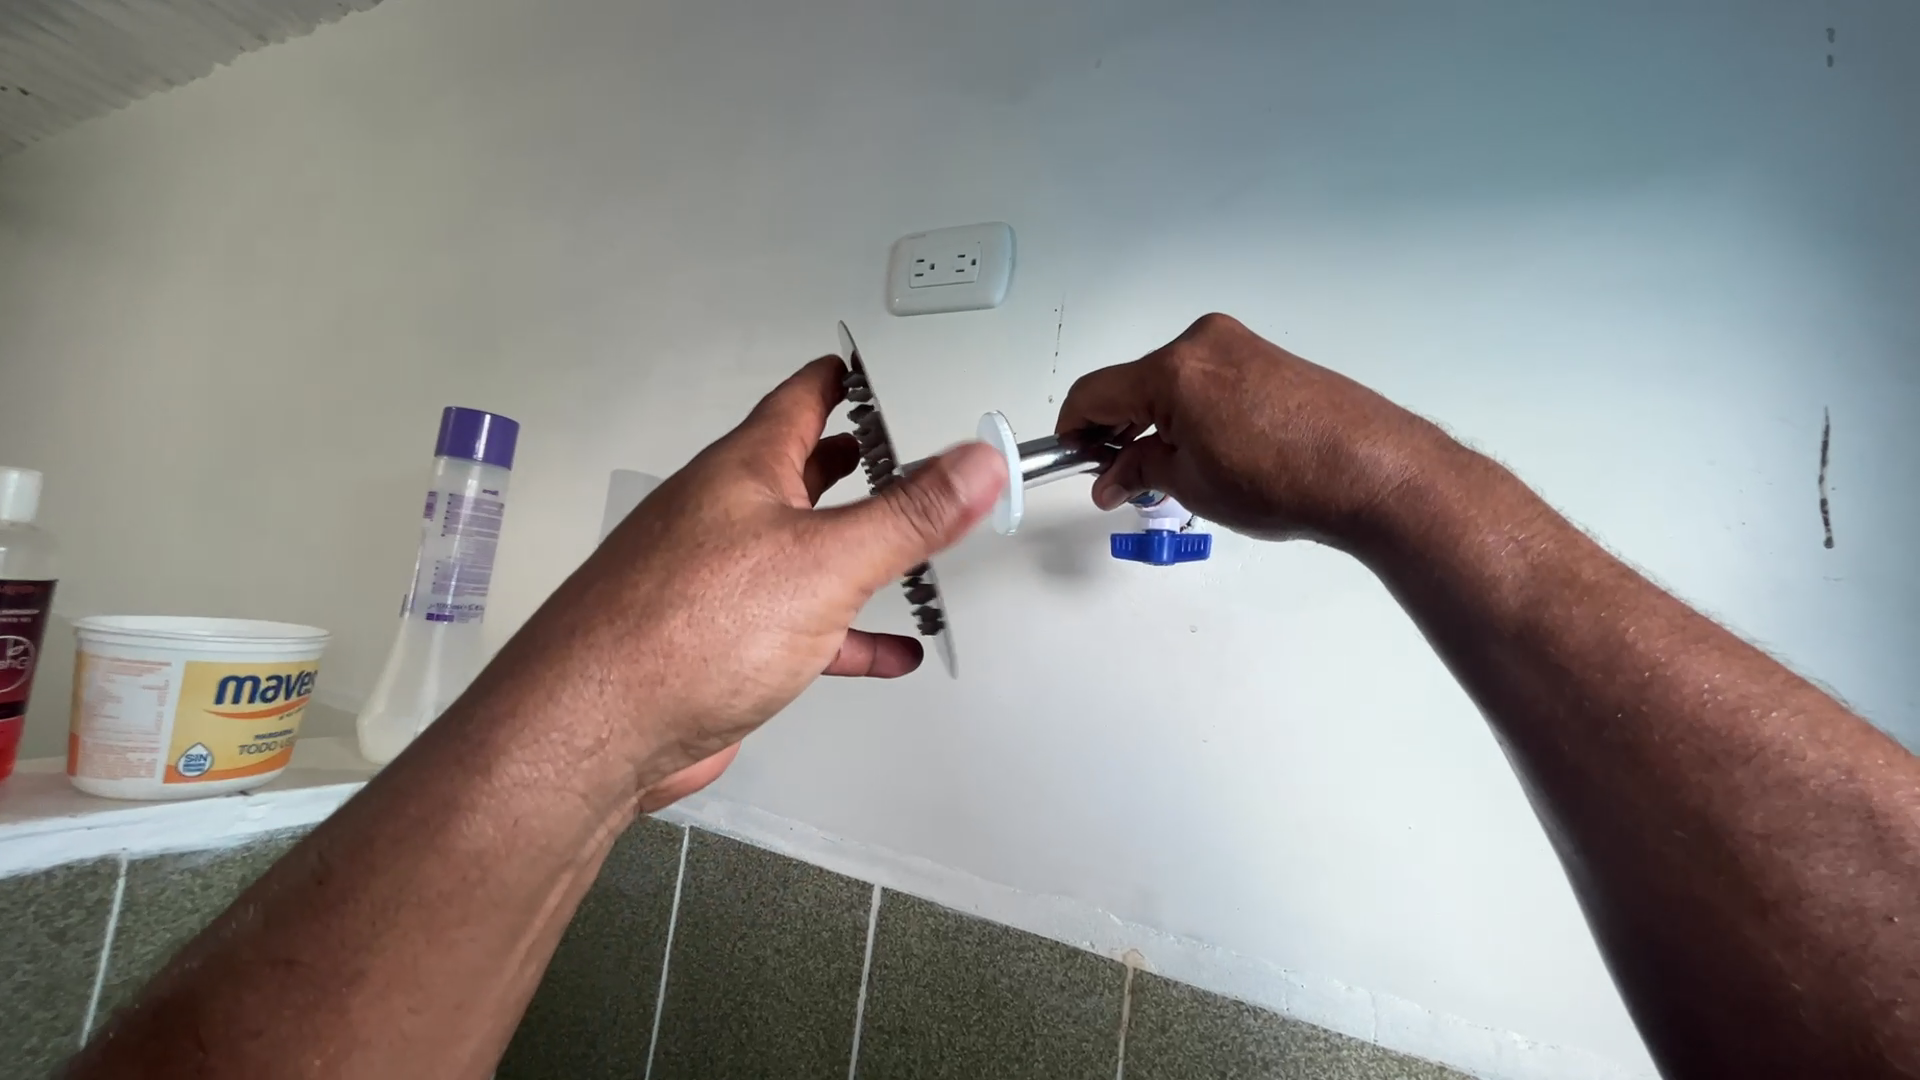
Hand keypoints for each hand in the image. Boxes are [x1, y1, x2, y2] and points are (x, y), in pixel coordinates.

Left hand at [481, 356, 1005, 809]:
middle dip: (850, 460)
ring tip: (900, 545)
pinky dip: (850, 633)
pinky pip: (805, 625)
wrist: (597, 734)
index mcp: (747, 473)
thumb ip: (908, 514)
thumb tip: (973, 464)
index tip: (862, 366)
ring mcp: (725, 580)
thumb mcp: (823, 561)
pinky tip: (884, 651)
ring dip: (856, 549)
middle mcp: (730, 518)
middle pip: (802, 472)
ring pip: (806, 551)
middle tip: (886, 447)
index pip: (800, 399)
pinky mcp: (728, 642)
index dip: (839, 378)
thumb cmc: (678, 632)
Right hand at [1056, 313, 1447, 545]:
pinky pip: (1203, 379)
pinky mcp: (1265, 356)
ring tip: (1157, 470)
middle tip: (1113, 475)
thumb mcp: (1192, 485)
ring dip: (1150, 422)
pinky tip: (1194, 449)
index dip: (1072, 428)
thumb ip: (1139, 471)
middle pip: (1131, 384)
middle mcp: (1201, 343)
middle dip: (1114, 430)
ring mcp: (1237, 345)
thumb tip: (1111, 479)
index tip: (1069, 455)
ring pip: (1167, 383)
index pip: (1095, 392)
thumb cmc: (1280, 480)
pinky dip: (1184, 411)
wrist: (1374, 472)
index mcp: (1173, 370)